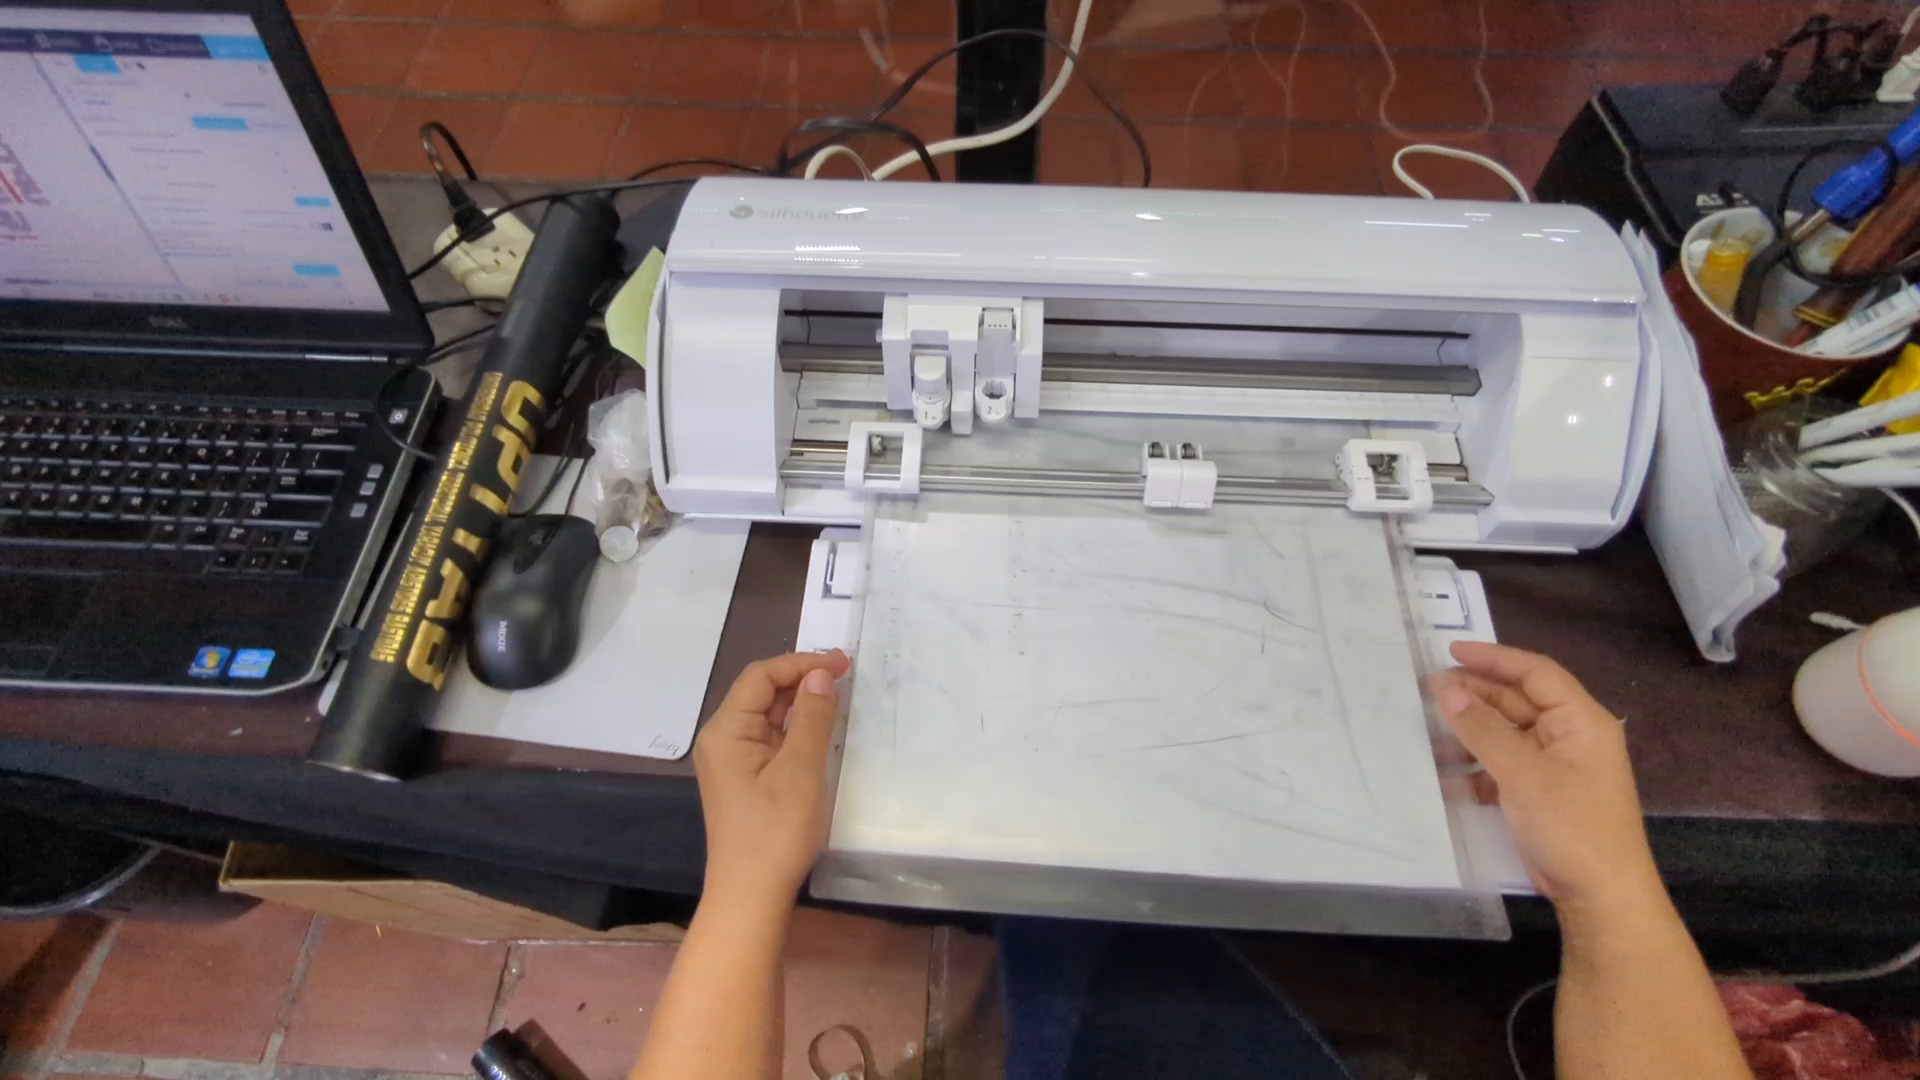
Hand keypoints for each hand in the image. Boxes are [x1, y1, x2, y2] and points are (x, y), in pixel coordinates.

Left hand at [692, 650, 851, 907]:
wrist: (751, 897)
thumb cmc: (775, 832)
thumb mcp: (801, 770)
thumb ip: (812, 717)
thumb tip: (821, 674)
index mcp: (726, 731)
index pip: (761, 677)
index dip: (801, 663)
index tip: (843, 663)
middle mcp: (723, 738)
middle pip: (762, 691)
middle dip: (802, 676)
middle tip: (846, 672)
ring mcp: (733, 759)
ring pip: (768, 713)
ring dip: (801, 699)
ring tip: (839, 691)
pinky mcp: (746, 776)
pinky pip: (772, 736)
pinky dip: (797, 724)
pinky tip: (822, 724)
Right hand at [1430, 641, 1664, 919]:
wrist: (1599, 897)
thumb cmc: (1572, 827)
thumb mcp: (1524, 774)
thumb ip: (1483, 729)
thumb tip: (1446, 690)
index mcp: (1580, 723)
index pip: (1536, 673)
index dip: (1494, 658)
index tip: (1449, 651)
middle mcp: (1568, 737)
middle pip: (1515, 700)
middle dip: (1472, 693)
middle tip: (1426, 689)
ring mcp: (1552, 765)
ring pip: (1502, 731)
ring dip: (1466, 729)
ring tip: (1426, 729)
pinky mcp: (1536, 791)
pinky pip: (1497, 763)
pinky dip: (1471, 764)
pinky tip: (1442, 772)